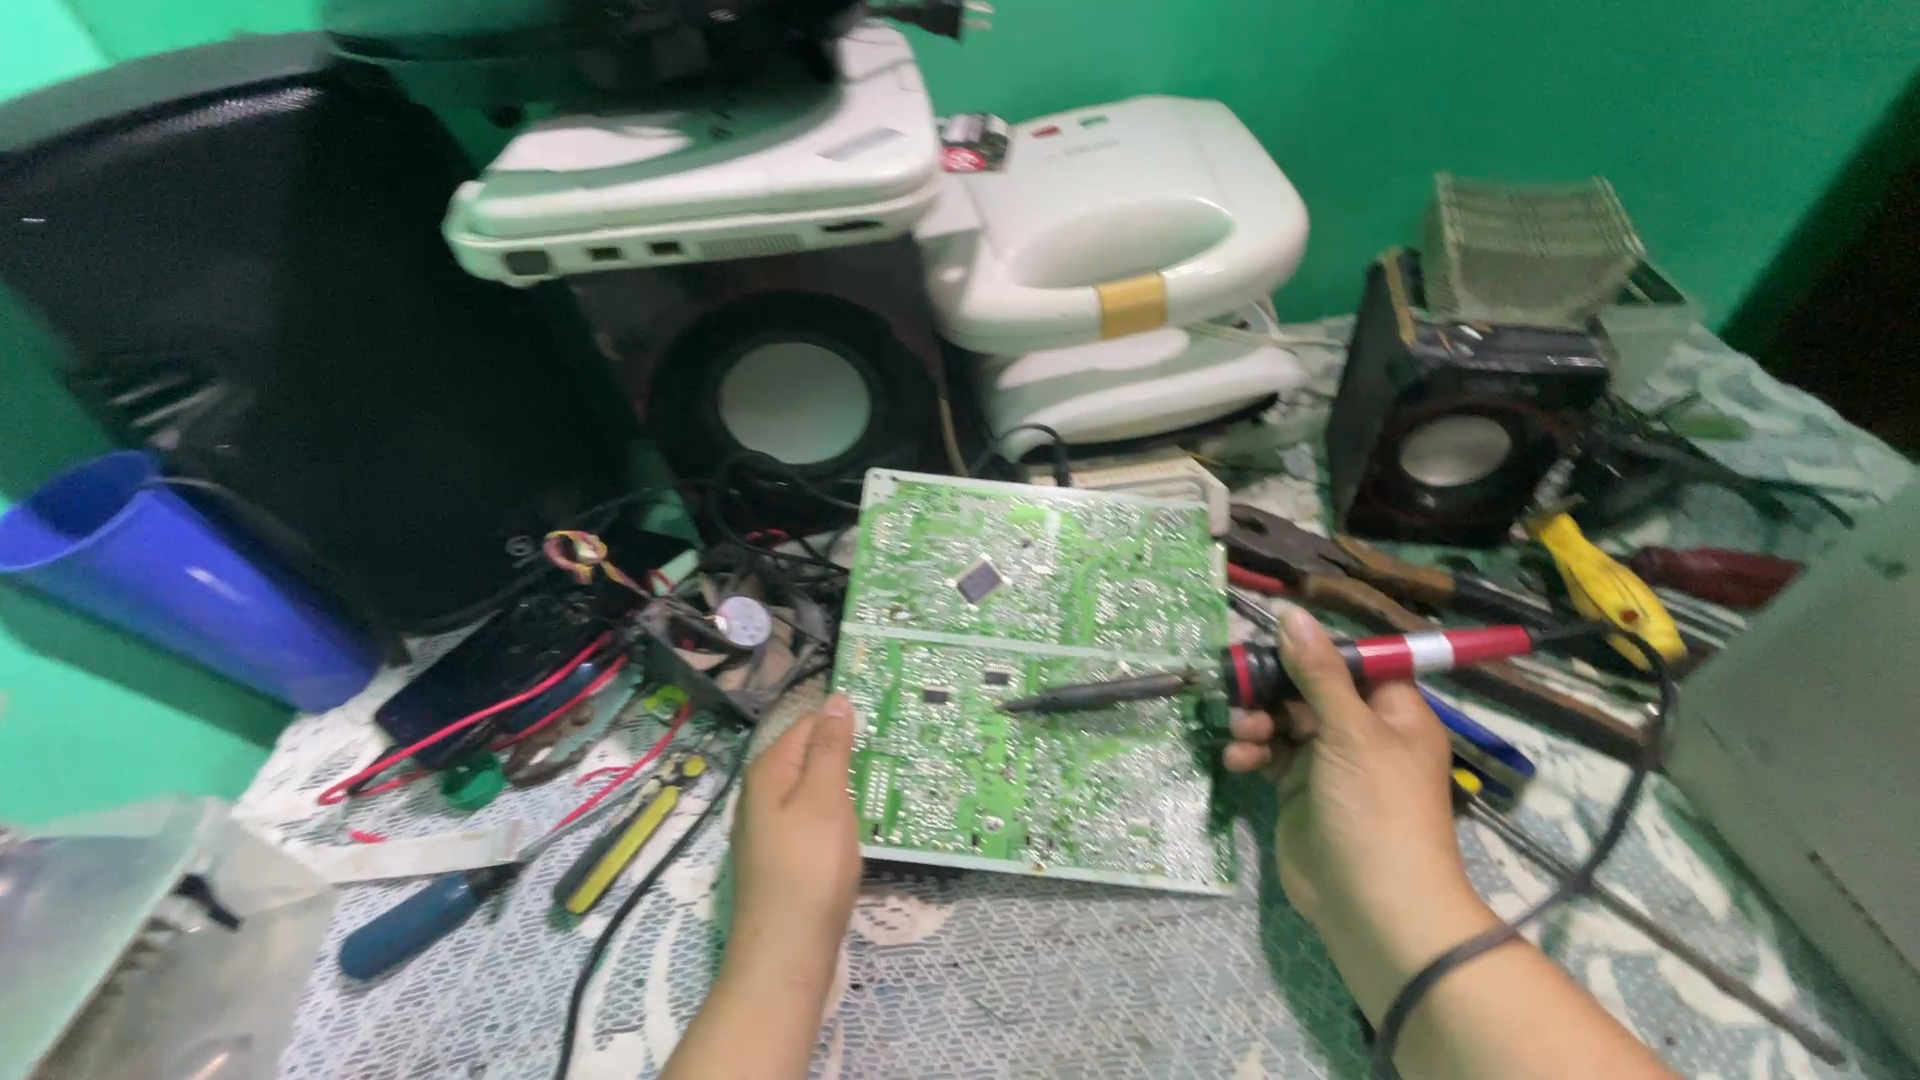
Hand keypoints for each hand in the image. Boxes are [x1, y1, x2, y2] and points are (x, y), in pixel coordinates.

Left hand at [667, 697, 861, 1078]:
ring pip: (816, 789)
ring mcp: (772, 827)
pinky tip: (865, 824)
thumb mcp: (825, 797)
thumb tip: (836, 698)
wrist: (785, 954)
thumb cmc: (808, 868)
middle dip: (849, 753)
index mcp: (769, 770)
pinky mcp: (785, 856)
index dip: (845, 720)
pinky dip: (841, 815)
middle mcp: (763, 793)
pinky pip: (817, 819)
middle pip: (812, 756)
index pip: (810, 723)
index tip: (886, 721)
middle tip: (895, 752)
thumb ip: (830, 747)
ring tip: (889, 782)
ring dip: (849, 785)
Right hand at [1224, 609, 1500, 1021]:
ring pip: (1284, 720)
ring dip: (1257, 721)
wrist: (1371, 903)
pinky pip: (1270, 754)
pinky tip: (1238, 760)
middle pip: (1310, 689)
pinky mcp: (1299, 788)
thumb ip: (1317, 672)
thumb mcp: (1349, 731)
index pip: (1354, 662)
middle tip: (1237, 682)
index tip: (1271, 637)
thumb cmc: (1374, 806)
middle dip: (1272, 687)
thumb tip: (1291, 612)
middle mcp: (1362, 732)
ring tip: (1242, 732)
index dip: (1315, 648)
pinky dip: (1252, 752)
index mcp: (1392, 713)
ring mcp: (1329, 762)